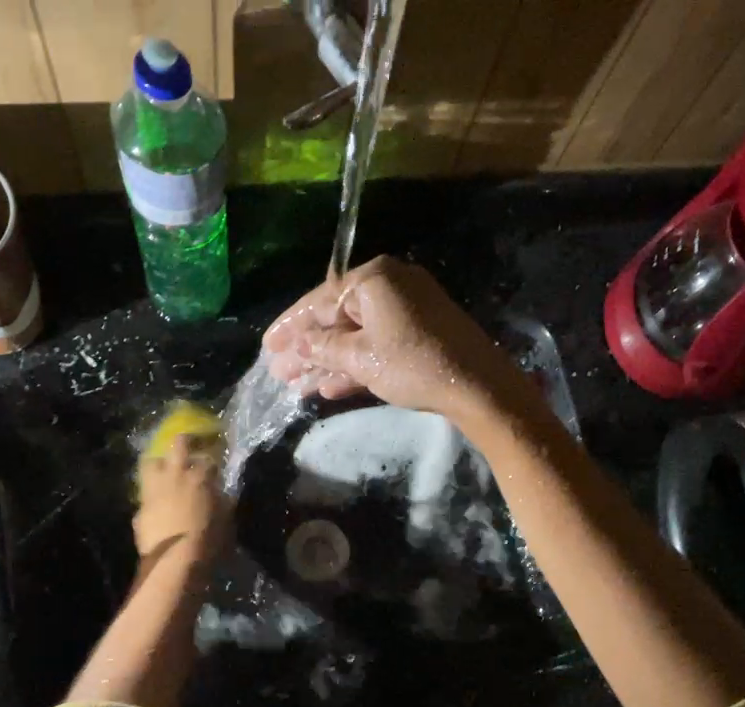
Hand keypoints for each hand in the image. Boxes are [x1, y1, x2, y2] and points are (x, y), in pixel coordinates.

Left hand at [134, 434, 229, 563]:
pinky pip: (144, 491)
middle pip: (178, 443)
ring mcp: (154, 488)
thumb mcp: (226, 520)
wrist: (176, 562)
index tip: (216, 463)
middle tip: (191, 443)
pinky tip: (158, 500)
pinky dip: (151, 491)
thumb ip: (222, 503)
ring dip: (160, 462)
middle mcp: (176, 474)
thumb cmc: (209, 542)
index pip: (209, 458)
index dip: (213, 459)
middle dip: (186, 440)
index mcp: (201, 477)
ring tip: (166, 470)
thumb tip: (220, 496)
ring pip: (151, 461)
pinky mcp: (140, 506)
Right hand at [261, 256, 533, 420]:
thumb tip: (299, 345)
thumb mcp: (362, 358)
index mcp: (374, 279)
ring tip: (297, 385)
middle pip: (338, 318)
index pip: (321, 301)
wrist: (476, 385)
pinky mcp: (420, 335)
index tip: (268, 346)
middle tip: (279, 371)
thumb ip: (325, 349)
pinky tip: (328, 388)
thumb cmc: (414, 364)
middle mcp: (390, 286)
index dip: (292, 327)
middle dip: (307, 349)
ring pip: (357, 336)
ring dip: (327, 362)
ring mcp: (408, 311)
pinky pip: (377, 346)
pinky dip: (355, 365)